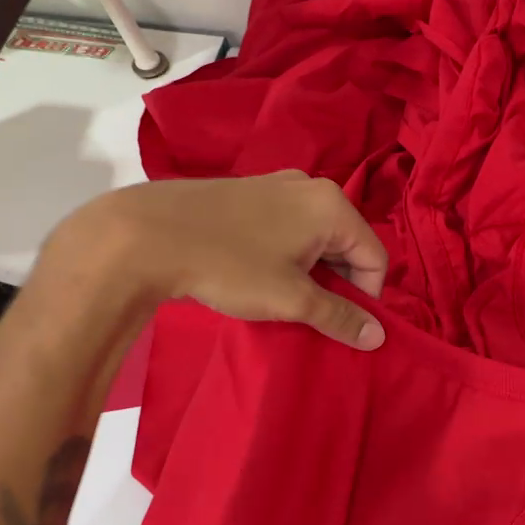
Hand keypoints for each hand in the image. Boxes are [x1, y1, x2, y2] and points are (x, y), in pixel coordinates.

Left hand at [52, 171, 389, 349]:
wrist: (146, 236)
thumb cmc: (230, 266)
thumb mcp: (294, 299)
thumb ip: (342, 317)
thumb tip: (379, 337)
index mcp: (332, 206)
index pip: (375, 259)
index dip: (366, 298)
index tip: (340, 322)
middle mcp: (311, 187)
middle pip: (349, 246)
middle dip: (340, 285)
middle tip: (313, 314)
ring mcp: (277, 186)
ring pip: (318, 240)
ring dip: (313, 275)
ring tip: (285, 299)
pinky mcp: (249, 194)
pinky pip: (290, 231)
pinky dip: (289, 258)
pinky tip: (262, 277)